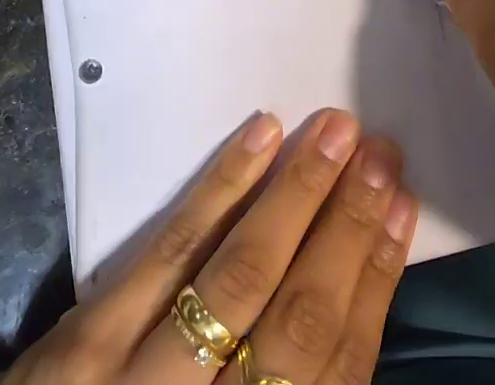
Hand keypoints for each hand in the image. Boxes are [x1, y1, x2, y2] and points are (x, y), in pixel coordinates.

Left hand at [3, 110, 418, 384]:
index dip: (377, 279)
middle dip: (347, 226)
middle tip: (381, 154)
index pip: (341, 361)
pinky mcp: (91, 338)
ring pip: (240, 274)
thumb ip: (283, 374)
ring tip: (337, 133)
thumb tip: (350, 287)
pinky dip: (220, 190)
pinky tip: (259, 139)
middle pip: (300, 315)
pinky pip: (168, 251)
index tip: (403, 206)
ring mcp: (146, 375)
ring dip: (296, 195)